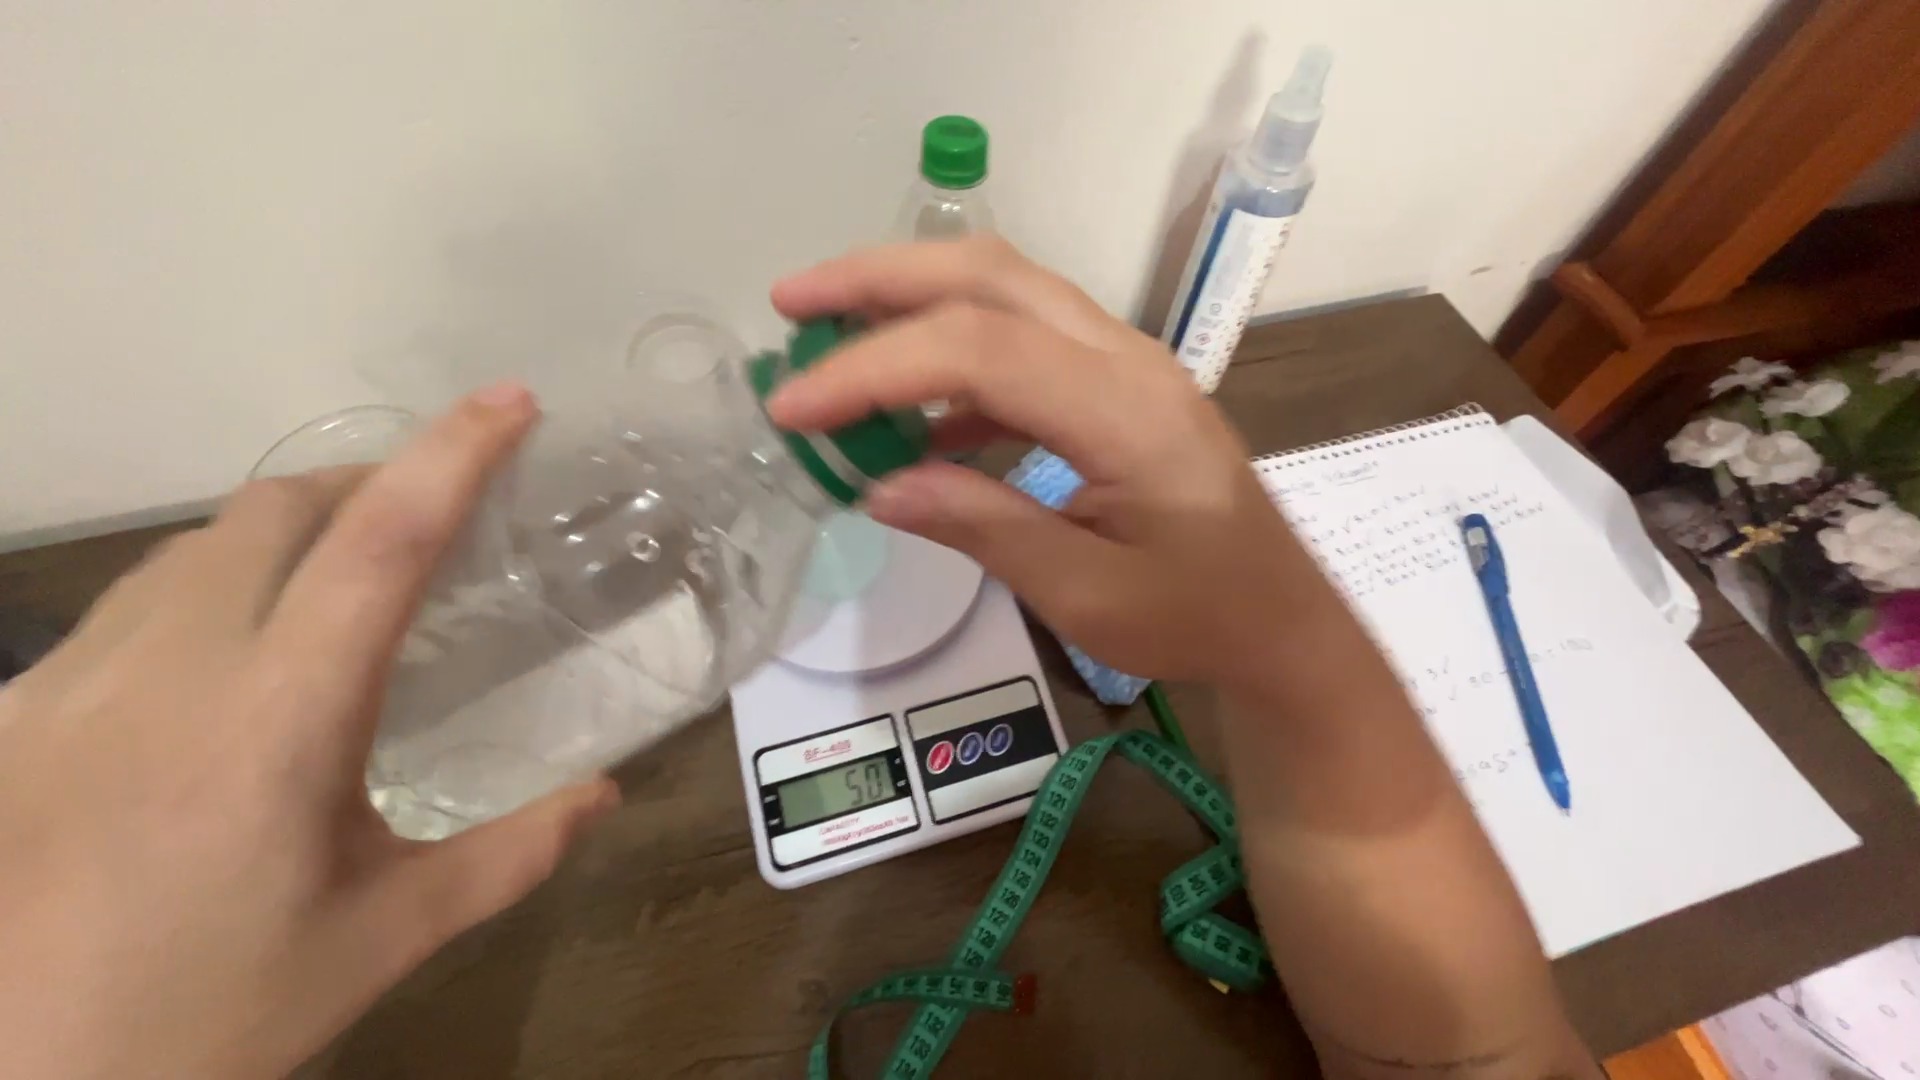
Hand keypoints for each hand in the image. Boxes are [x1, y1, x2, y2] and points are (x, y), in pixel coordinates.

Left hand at [0, 386, 618, 1079]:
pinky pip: (138, 601)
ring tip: (360, 567)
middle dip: (374, 476)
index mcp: (277, 723)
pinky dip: (221, 580)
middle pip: (277, 511)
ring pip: (197, 546)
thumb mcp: (388, 936)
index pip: (381, 546)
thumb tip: (608, 794)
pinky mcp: (13, 719)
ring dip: (296, 526)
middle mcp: (165, 676)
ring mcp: (68, 690)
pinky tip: (247, 648)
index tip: (511, 403)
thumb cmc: (207, 1013)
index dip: (452, 457)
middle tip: (446, 503)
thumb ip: (514, 853)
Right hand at [767, 235, 1341, 685]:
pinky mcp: (1117, 386)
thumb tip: (879, 484)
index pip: (977, 351)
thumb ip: (984, 528)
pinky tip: (912, 420)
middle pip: (990, 274)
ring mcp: (1126, 363)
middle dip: (880, 279)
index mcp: (1125, 410)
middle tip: (793, 305)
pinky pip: (1024, 346)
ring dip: (912, 304)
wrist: (1282, 621)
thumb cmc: (1198, 618)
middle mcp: (1126, 359)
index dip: (872, 369)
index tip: (791, 408)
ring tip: (830, 339)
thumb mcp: (1086, 594)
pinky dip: (955, 367)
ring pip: (1006, 292)